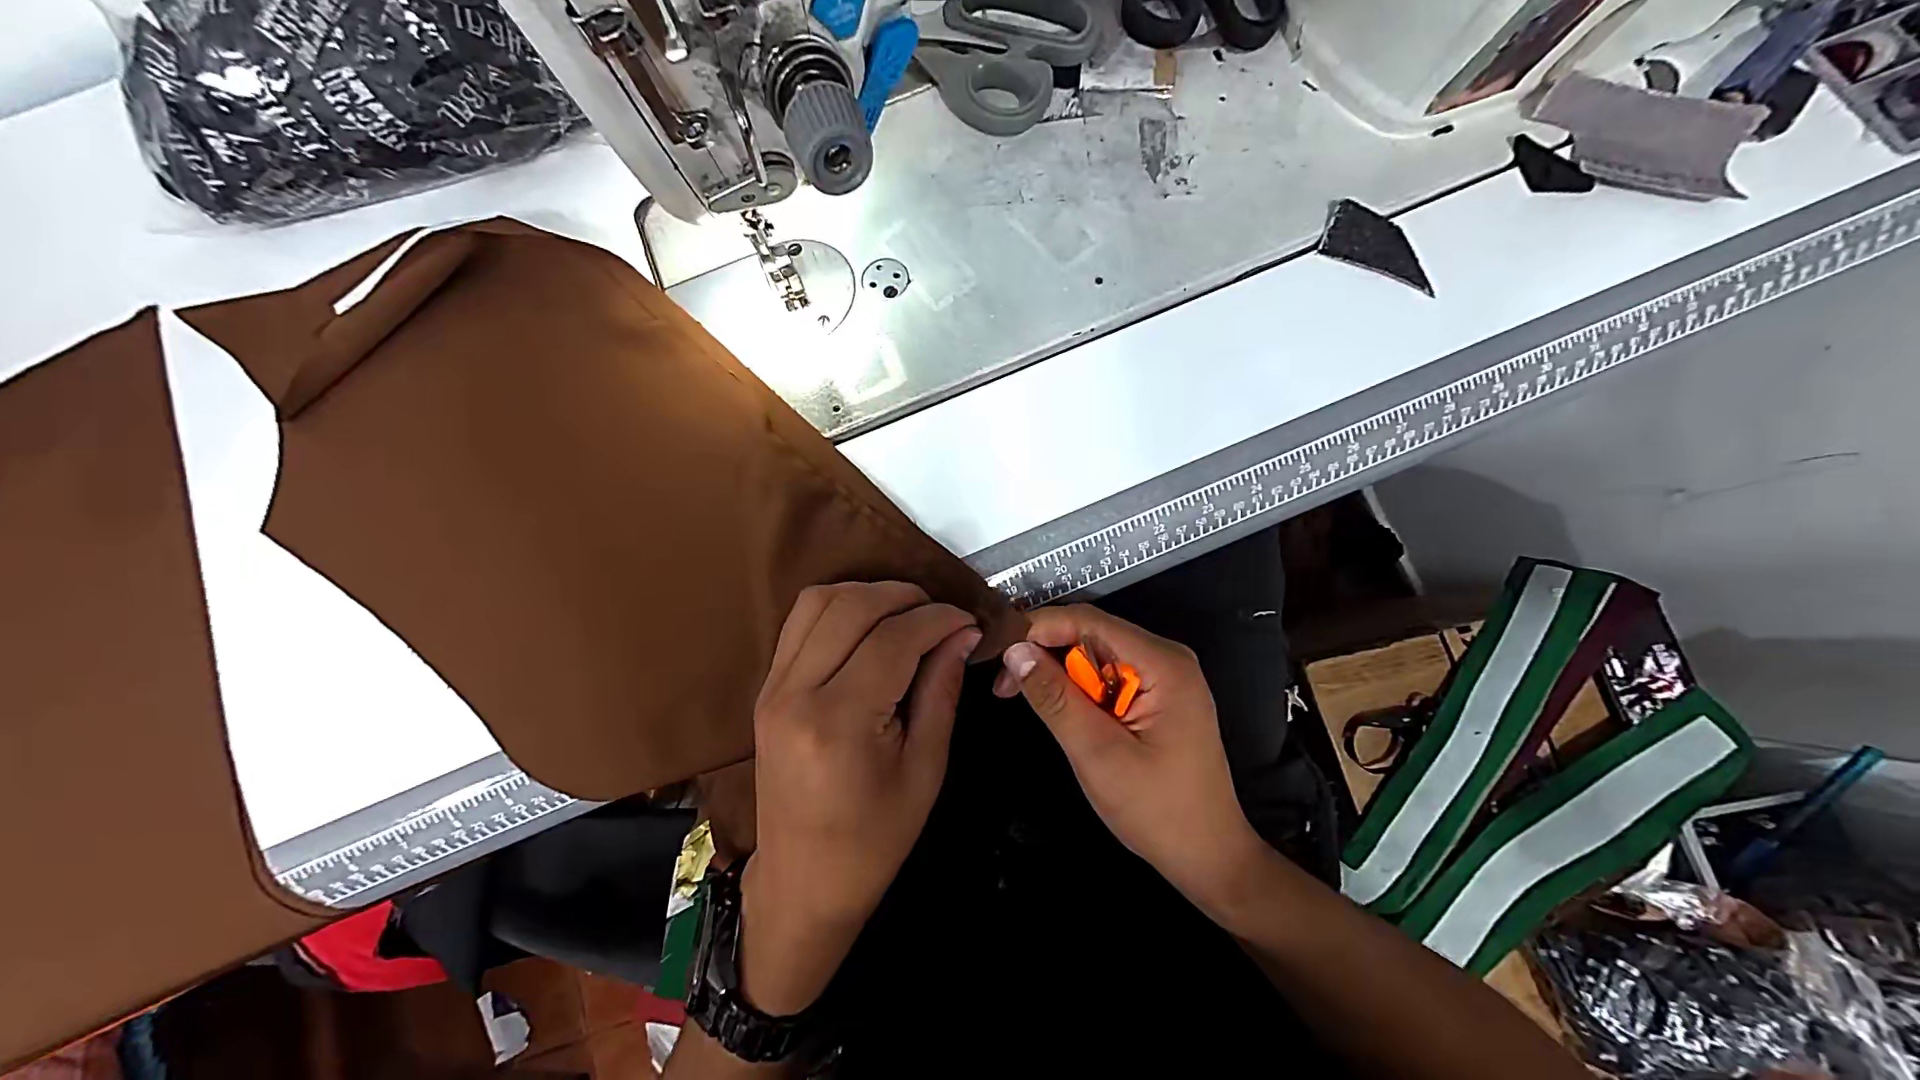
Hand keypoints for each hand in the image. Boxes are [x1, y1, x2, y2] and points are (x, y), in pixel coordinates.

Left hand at [741, 582, 979, 1014]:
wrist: (802, 881)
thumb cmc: (874, 838)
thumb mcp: (925, 768)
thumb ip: (941, 691)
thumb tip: (962, 634)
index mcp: (840, 722)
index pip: (893, 638)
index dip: (938, 619)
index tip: (969, 621)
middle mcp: (796, 693)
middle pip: (852, 606)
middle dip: (905, 596)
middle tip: (941, 613)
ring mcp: (772, 688)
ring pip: (817, 602)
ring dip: (867, 593)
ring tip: (906, 612)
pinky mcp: (765, 689)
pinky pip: (799, 623)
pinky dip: (837, 607)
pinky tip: (868, 624)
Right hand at [995, 605, 1266, 916]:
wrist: (1208, 856)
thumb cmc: (1157, 810)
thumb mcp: (1097, 753)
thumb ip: (1055, 698)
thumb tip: (1015, 651)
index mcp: (1162, 663)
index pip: (1088, 621)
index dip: (1038, 628)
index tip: (998, 650)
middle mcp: (1166, 658)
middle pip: (1092, 634)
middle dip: (1044, 652)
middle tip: (1003, 684)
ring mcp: (1164, 676)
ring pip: (1095, 655)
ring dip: (1057, 672)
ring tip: (1018, 694)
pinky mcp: (1157, 696)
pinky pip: (1107, 676)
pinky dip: (1077, 688)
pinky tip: (1056, 707)